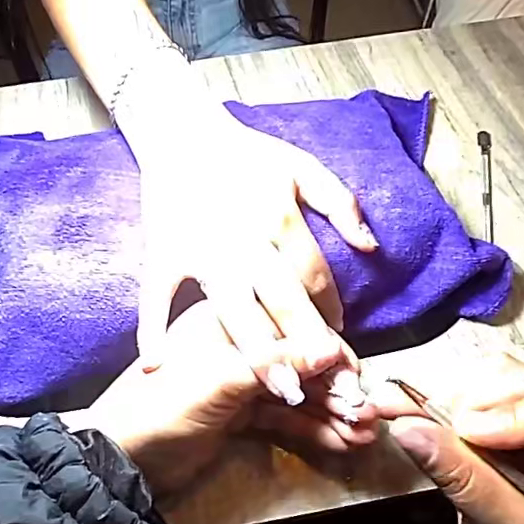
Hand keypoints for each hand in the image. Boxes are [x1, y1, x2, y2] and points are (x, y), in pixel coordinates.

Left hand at [81, 301, 378, 499]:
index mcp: (223, 320)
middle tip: (370, 417)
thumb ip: (271, 363)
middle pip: (297, 361)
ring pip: (295, 392)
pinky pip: (284, 417)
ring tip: (364, 436)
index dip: (328, 356)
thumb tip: (332, 349)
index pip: (288, 329)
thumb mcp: (215, 383)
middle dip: (336, 388)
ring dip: (330, 412)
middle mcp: (236, 344)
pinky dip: (311, 429)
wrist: (119, 461)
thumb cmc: (159, 409)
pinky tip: (341, 443)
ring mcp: (238, 380)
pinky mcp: (239, 413)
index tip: (361, 384)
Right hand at [134, 113, 376, 405]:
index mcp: (280, 219)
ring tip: (276, 390)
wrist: (182, 132)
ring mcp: (201, 253)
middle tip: (329, 389)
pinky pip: (156, 298)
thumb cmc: (245, 151)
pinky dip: (152, 331)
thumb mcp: (302, 166)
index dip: (333, 314)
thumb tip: (370, 248)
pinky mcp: (164, 255)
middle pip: (284, 302)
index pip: (315, 278)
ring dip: (256, 353)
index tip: (340, 345)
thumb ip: (341, 204)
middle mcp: (245, 243)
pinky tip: (156, 366)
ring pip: (234, 310)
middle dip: (308, 347)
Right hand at [374, 357, 523, 523]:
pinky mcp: (502, 414)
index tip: (469, 434)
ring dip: (449, 396)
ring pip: (493, 376)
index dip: (519, 413)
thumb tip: (409, 428)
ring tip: (418, 422)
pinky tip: (408, 411)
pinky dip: (433, 396)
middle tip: (434, 430)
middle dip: (473, 403)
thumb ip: (464, 480)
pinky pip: (468, 385)